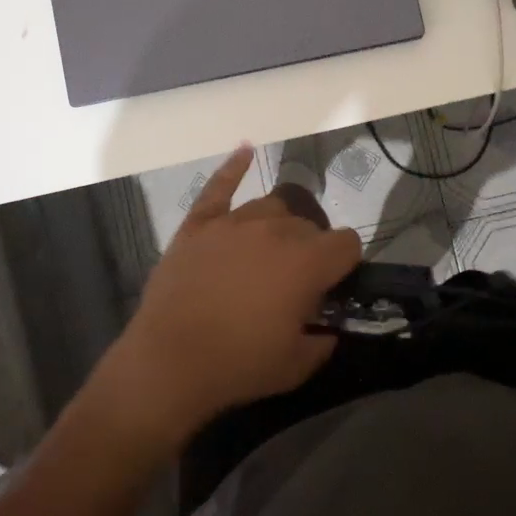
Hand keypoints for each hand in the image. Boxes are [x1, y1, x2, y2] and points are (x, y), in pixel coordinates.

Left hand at [106, 146, 362, 441]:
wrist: (169, 362)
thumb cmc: (238, 365)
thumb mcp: (297, 365)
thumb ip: (323, 340)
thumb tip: (327, 326)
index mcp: (307, 262)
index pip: (346, 243)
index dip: (345, 264)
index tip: (333, 285)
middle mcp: (275, 230)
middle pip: (309, 224)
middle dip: (311, 248)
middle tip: (295, 281)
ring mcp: (233, 222)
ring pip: (271, 206)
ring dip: (279, 224)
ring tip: (270, 249)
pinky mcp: (199, 224)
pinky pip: (220, 187)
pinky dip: (234, 167)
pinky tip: (245, 149)